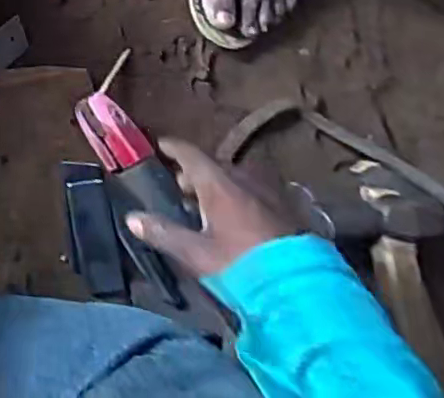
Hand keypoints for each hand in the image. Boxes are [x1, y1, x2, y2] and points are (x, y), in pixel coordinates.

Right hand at [125, 138, 295, 278]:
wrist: (312, 299)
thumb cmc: (244, 266)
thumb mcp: (196, 252)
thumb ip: (163, 232)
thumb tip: (131, 218)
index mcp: (220, 185)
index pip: (190, 153)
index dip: (172, 148)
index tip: (159, 145)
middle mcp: (247, 184)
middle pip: (216, 168)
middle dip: (196, 173)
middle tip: (181, 185)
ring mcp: (276, 201)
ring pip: (241, 183)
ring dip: (223, 188)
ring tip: (210, 205)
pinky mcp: (297, 220)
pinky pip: (263, 199)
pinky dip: (246, 202)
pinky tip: (243, 220)